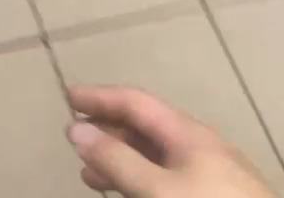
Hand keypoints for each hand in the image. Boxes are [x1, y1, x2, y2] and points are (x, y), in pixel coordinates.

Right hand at [66, 84, 278, 197]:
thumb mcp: (159, 191)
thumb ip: (117, 161)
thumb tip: (76, 129)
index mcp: (189, 134)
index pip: (135, 101)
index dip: (99, 97)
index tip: (67, 98)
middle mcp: (203, 148)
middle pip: (146, 128)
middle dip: (108, 132)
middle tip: (75, 143)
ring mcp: (217, 179)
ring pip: (158, 159)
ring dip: (122, 162)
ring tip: (92, 178)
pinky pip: (172, 180)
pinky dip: (144, 182)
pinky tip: (133, 195)